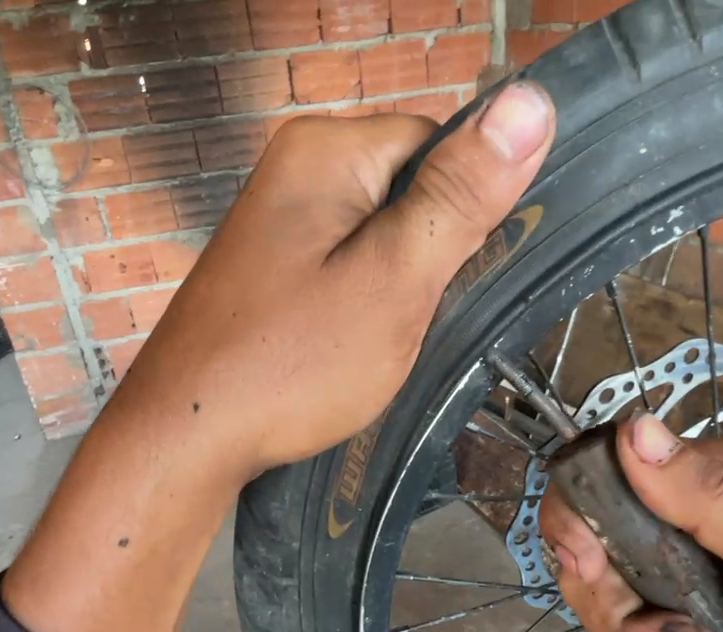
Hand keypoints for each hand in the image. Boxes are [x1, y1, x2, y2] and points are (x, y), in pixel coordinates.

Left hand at [4, 86, 554, 631]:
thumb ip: (459, 197)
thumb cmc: (291, 364)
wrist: (190, 438)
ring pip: (378, 241)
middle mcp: (294, 171)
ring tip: (371, 343)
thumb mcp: (394, 280)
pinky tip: (346, 349)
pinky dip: (359, 309)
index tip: (449, 280)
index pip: (440, 147)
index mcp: (325, 151)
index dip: (461, 215)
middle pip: (407, 195)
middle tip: (402, 322)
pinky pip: (342, 272)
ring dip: (394, 291)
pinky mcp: (269, 271)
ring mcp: (276, 224)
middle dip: (424, 259)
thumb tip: (533, 102)